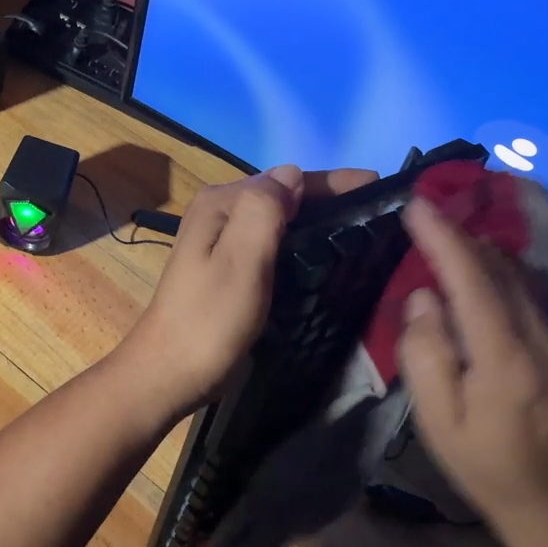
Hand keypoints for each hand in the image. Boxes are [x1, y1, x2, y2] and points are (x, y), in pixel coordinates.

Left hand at [112, 164, 378, 422]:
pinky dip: (299, 244)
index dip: (332, 182)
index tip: (379, 188)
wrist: (168, 372)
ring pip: (279, 219)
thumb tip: (291, 173)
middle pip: (283, 195)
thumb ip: (263, 211)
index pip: (286, 179)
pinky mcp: (227, 266)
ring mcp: (221, 239)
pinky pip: (271, 242)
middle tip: (379, 213)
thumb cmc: (208, 319)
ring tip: (362, 231)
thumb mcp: (240, 260)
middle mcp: (219, 211)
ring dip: (315, 221)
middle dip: (328, 199)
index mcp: (221, 203)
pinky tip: (323, 257)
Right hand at [395, 198, 547, 539]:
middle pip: (499, 270)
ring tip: (445, 229)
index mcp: (506, 364)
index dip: (444, 239)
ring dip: (481, 247)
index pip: (473, 282)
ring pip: (521, 276)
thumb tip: (425, 295)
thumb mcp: (437, 421)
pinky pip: (534, 291)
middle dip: (459, 234)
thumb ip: (426, 353)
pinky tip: (481, 261)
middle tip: (422, 209)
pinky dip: (502, 267)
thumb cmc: (483, 466)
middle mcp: (543, 344)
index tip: (416, 205)